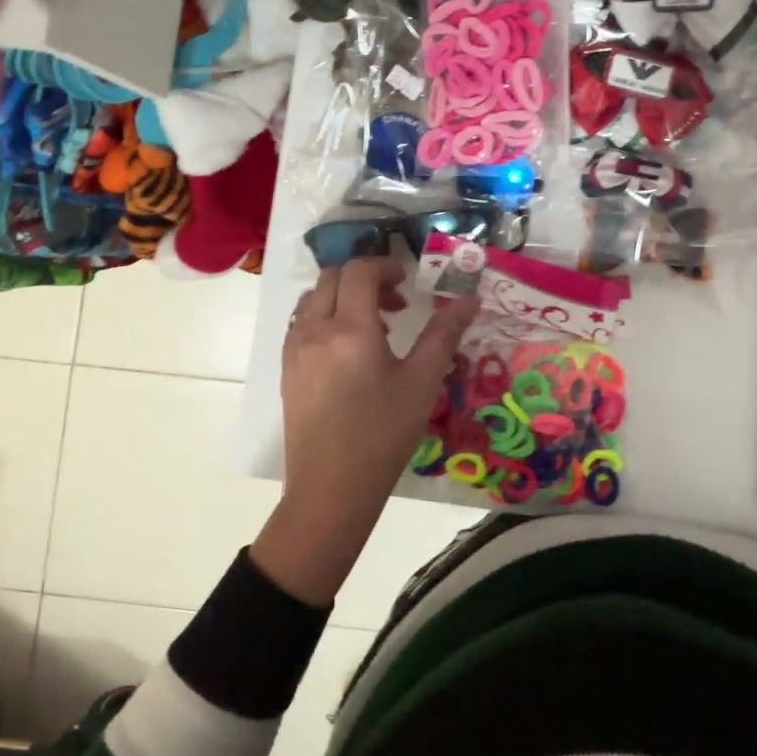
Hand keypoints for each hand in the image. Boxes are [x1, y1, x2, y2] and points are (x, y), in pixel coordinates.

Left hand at [253, 257, 477, 605]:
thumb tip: (469, 299)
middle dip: (365, 279)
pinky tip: (350, 353)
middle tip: (396, 304)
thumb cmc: (384, 434)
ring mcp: (294, 350)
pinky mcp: (287, 370)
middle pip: (332, 277)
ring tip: (374, 328)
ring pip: (313, 299)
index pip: (360, 271)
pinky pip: (302, 324)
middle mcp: (315, 330)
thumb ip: (444, 334)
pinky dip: (326, 318)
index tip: (409, 284)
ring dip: (343, 297)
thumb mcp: (422, 382)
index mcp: (350, 328)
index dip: (386, 267)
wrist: (331, 488)